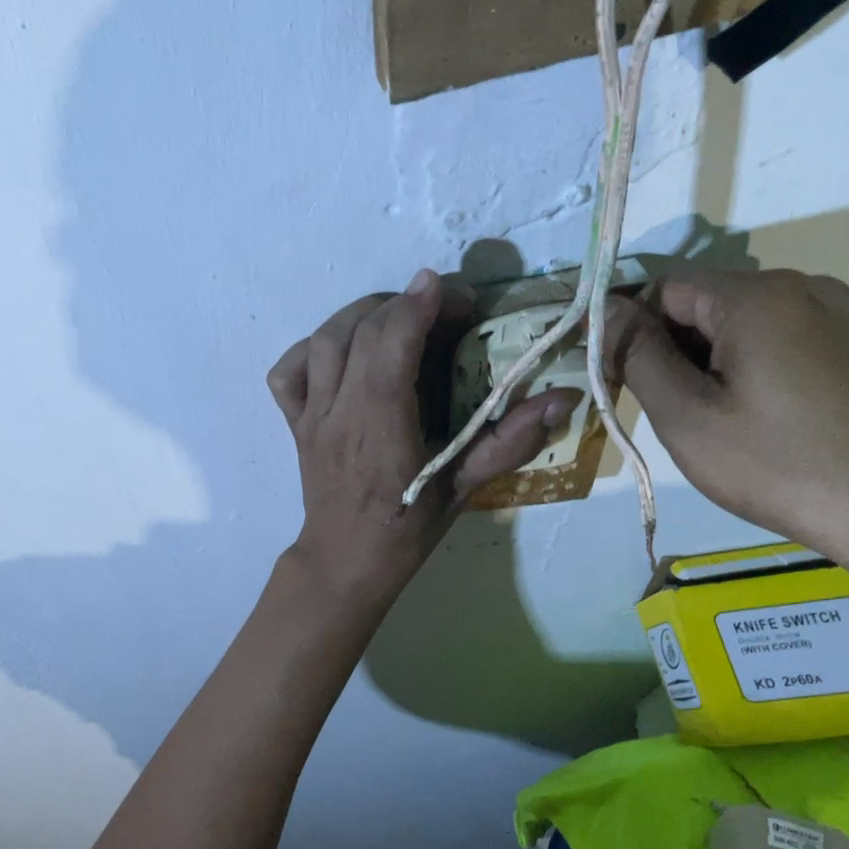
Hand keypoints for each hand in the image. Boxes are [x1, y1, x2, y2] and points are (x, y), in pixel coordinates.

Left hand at [268, 269, 578, 604]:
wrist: (345, 561)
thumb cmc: (406, 529)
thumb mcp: (463, 489)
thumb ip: (508, 442)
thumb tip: (561, 398)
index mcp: (380, 425)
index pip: (390, 346)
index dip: (416, 306)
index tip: (445, 287)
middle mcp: (339, 412)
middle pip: (359, 334)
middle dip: (399, 305)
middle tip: (438, 307)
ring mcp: (311, 416)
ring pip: (321, 342)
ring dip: (358, 316)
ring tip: (395, 316)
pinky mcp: (295, 423)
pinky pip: (287, 373)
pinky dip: (310, 349)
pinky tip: (341, 352)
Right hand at [607, 268, 848, 562]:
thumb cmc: (780, 465)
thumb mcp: (685, 415)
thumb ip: (637, 355)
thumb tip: (608, 314)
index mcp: (759, 295)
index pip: (663, 288)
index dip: (630, 329)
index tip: (620, 380)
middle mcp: (805, 288)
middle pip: (704, 303)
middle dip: (670, 348)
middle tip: (667, 411)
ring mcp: (841, 316)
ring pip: (740, 325)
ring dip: (707, 363)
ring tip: (713, 423)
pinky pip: (779, 341)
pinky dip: (748, 370)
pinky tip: (756, 421)